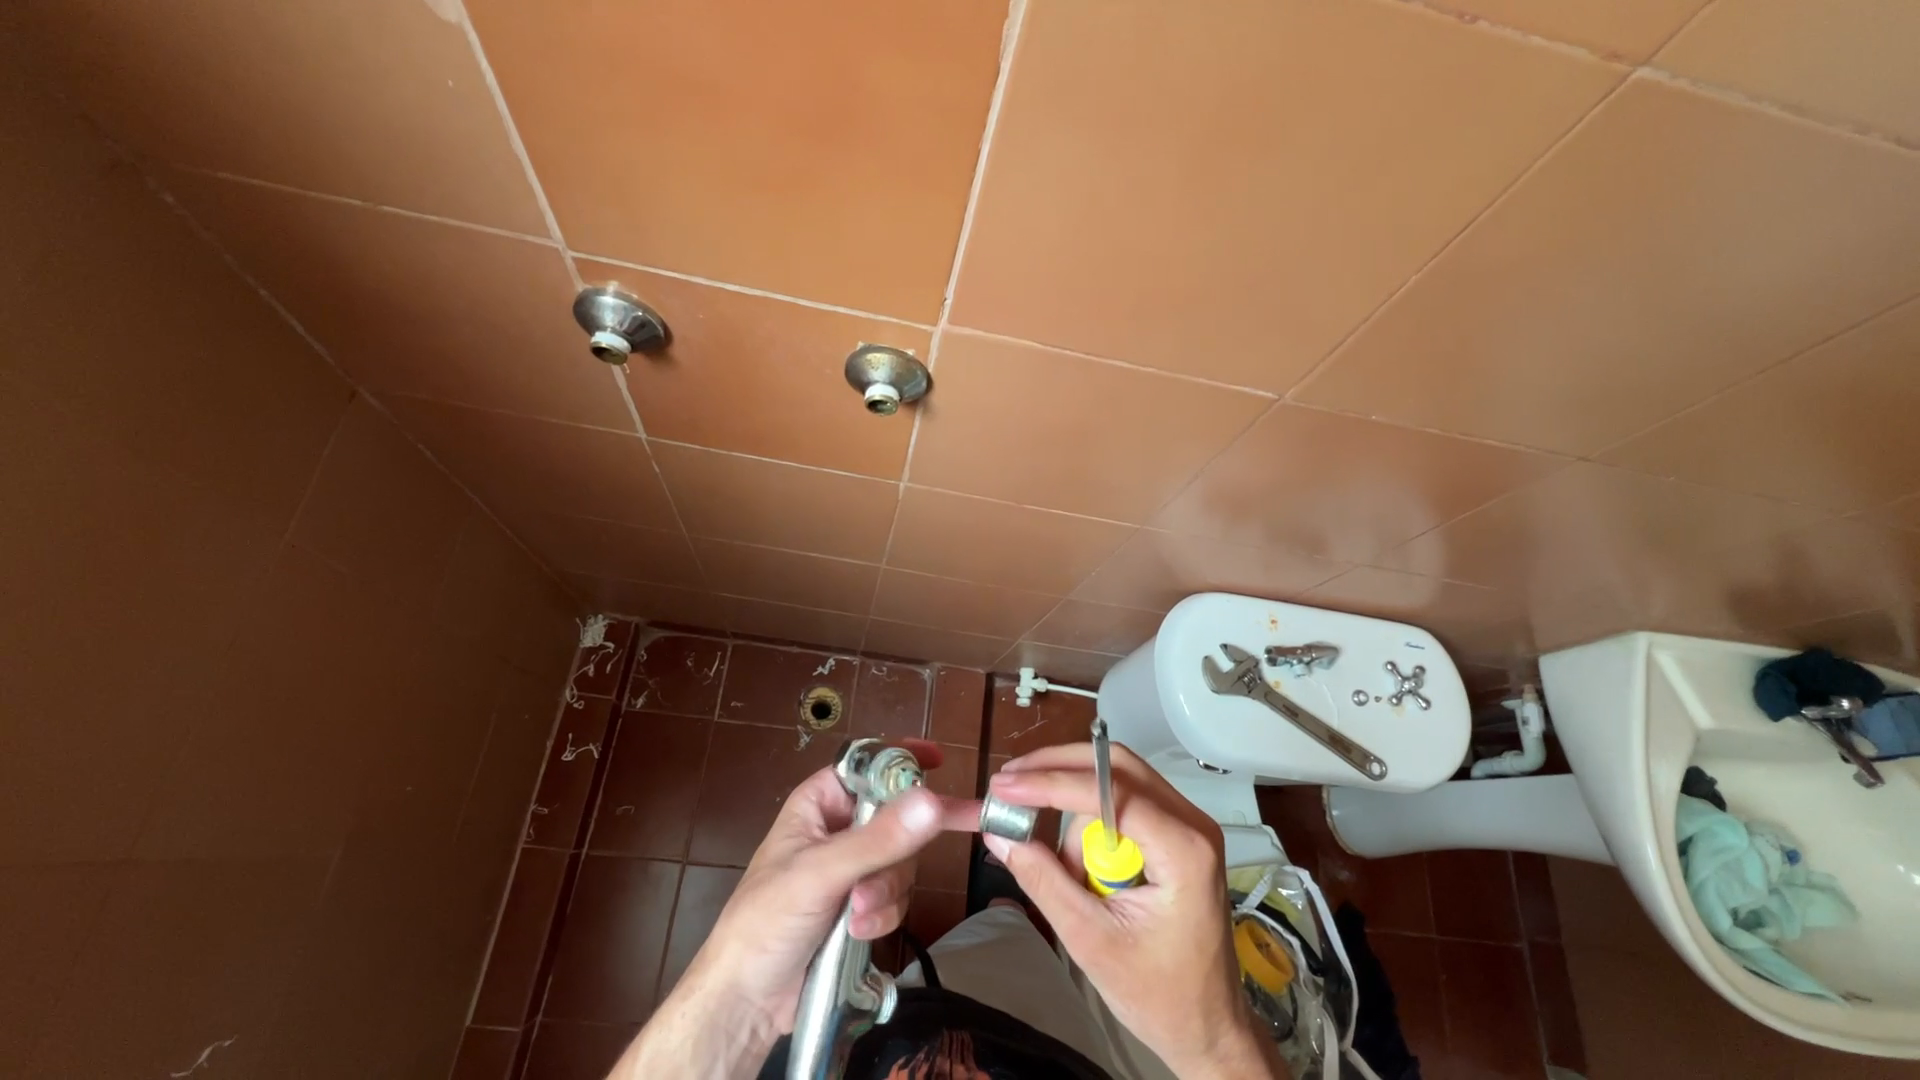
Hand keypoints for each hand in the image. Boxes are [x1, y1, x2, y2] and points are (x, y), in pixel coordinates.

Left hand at [615, 741, 970, 1078]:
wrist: (748, 998)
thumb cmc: (766, 920)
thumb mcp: (821, 873)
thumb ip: (879, 840)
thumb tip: (933, 801)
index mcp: (819, 803)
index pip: (868, 765)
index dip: (901, 759)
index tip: (940, 760)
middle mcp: (839, 828)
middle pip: (898, 819)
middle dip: (894, 856)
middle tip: (876, 882)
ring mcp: (853, 869)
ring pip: (902, 862)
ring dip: (885, 893)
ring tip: (854, 917)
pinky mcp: (862, 905)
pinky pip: (897, 896)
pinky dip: (883, 916)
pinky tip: (857, 934)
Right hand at [984, 743, 1284, 1077]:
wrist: (1208, 1027)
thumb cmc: (1158, 994)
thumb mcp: (1090, 940)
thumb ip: (1044, 880)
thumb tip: (998, 834)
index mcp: (1183, 848)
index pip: (1108, 790)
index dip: (1050, 783)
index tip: (1003, 786)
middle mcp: (1191, 822)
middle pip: (1115, 765)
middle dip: (1058, 770)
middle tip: (1010, 784)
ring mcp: (1187, 825)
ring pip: (1116, 781)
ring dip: (1075, 806)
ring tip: (1061, 866)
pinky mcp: (1176, 835)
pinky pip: (1123, 804)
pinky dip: (1091, 821)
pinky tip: (1078, 864)